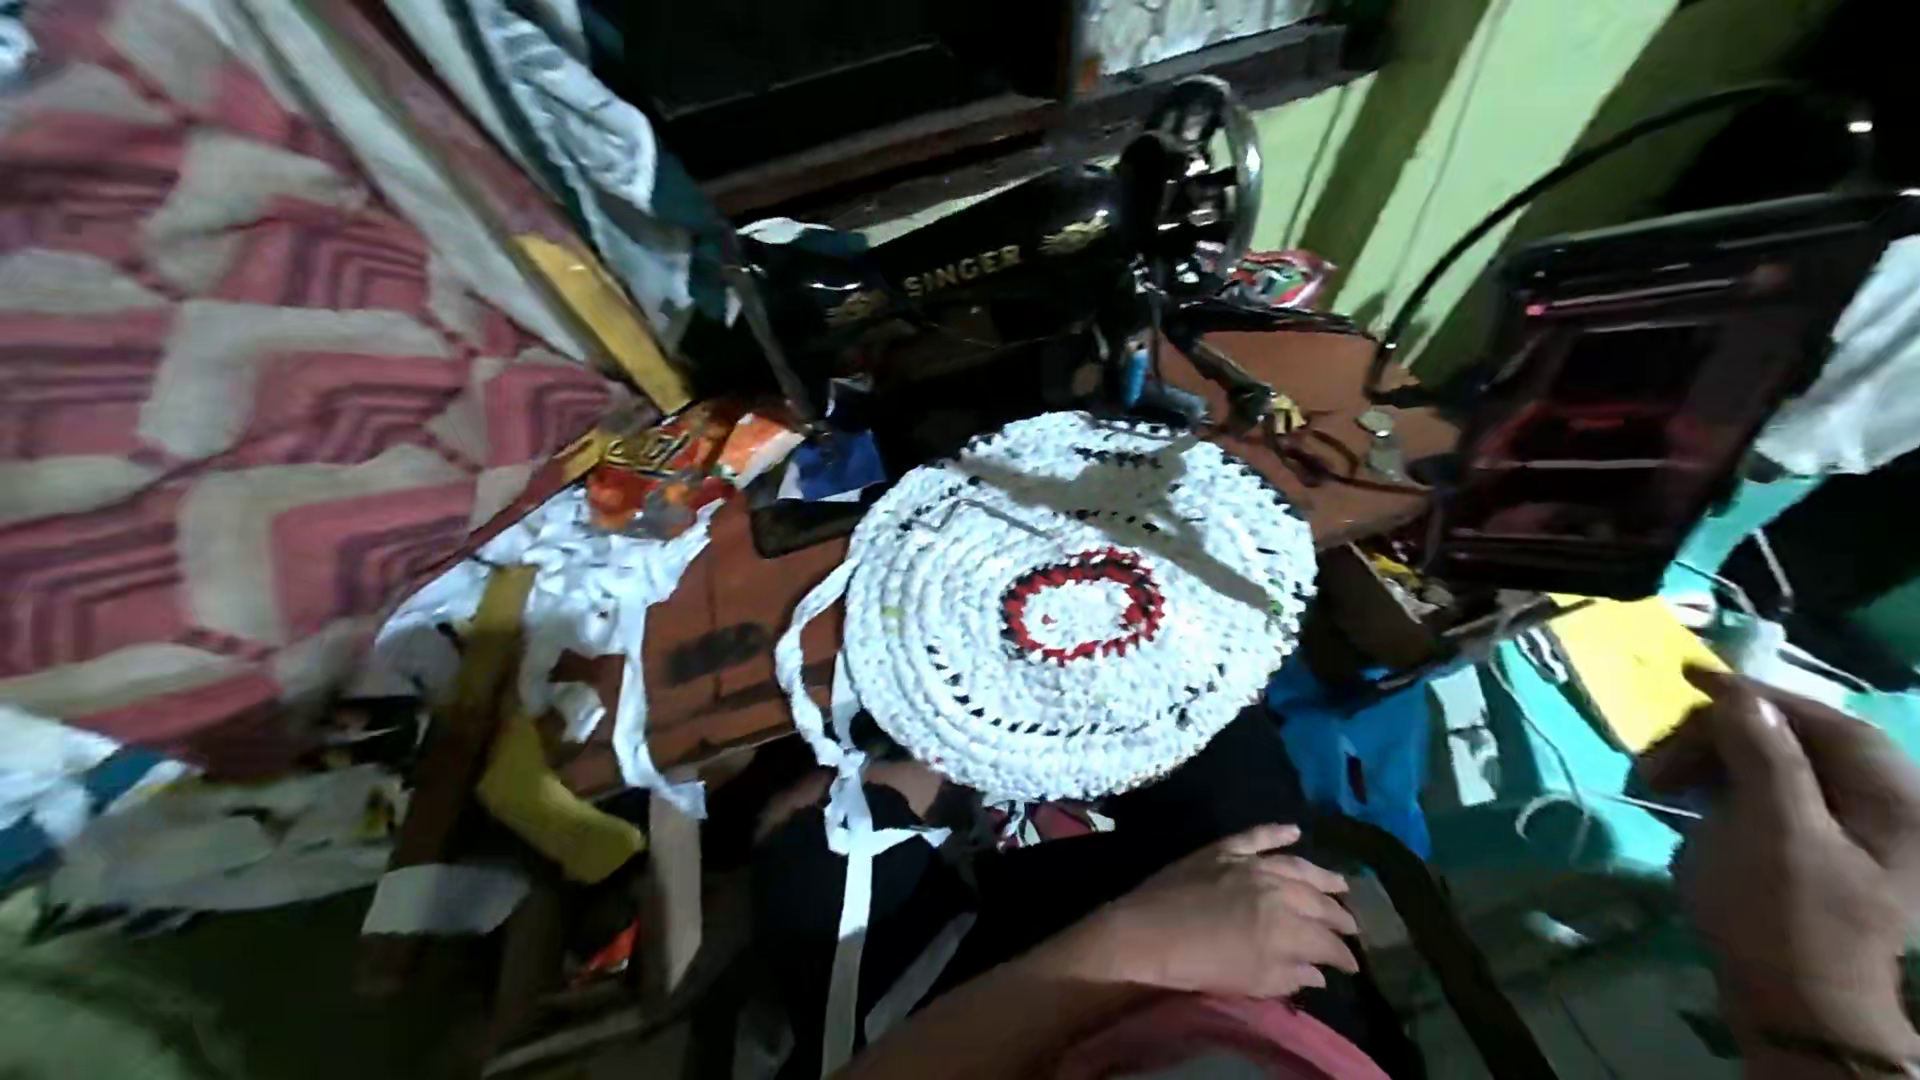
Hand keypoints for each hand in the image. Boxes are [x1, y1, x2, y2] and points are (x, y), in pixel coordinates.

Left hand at [1041, 824, 1359, 997]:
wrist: (1149, 931)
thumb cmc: (1202, 965)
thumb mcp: (1254, 982)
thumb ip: (1292, 975)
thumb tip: (1319, 971)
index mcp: (1285, 927)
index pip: (1328, 942)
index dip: (1343, 955)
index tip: (1352, 965)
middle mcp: (1274, 888)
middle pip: (1317, 901)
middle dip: (1339, 916)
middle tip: (1352, 926)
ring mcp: (1247, 863)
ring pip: (1295, 866)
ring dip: (1321, 875)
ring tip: (1341, 884)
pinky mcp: (1222, 849)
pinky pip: (1255, 835)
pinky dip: (1276, 831)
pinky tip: (1295, 829)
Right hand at [1641, 670, 1919, 1059]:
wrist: (1785, 992)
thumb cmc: (1781, 908)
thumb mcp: (1771, 829)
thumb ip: (1765, 758)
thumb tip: (1739, 694)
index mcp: (1895, 806)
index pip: (1831, 724)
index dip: (1763, 696)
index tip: (1691, 678)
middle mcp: (1876, 809)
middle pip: (1790, 741)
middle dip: (1716, 737)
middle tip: (1659, 757)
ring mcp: (1835, 828)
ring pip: (1761, 761)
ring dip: (1701, 759)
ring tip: (1655, 781)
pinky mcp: (1794, 840)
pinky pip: (1748, 787)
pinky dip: (1705, 781)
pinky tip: (1673, 795)